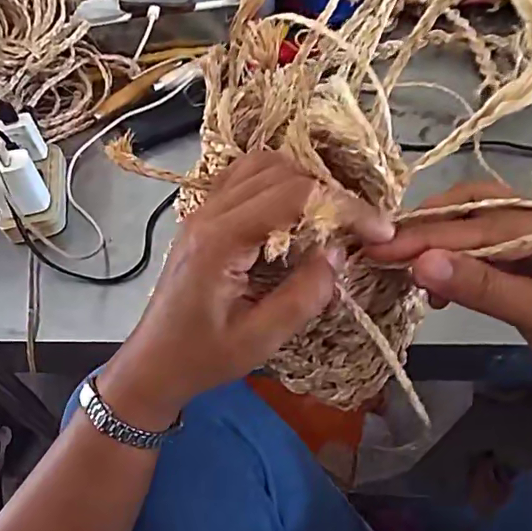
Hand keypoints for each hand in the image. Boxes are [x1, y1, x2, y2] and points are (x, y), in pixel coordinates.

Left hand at [100, 150, 394, 429]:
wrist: (153, 364)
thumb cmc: (202, 358)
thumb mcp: (259, 339)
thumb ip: (303, 296)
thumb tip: (338, 254)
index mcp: (220, 240)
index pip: (294, 195)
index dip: (344, 206)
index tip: (378, 230)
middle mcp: (208, 213)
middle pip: (280, 171)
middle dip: (327, 193)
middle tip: (356, 228)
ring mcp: (201, 211)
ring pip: (260, 166)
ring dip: (302, 183)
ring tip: (329, 220)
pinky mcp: (202, 218)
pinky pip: (242, 179)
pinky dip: (276, 184)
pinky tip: (294, 215)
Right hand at [363, 182, 531, 416]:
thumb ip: (487, 288)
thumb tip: (420, 263)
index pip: (490, 223)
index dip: (434, 235)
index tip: (383, 246)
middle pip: (483, 213)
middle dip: (432, 229)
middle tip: (383, 248)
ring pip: (480, 237)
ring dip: (440, 248)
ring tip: (402, 270)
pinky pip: (486, 262)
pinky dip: (456, 269)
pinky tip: (437, 288)